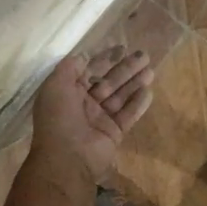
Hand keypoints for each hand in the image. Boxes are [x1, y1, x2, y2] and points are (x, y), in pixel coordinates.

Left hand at [27, 46, 153, 191]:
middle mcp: (84, 103)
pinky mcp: (113, 132)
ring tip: (151, 70)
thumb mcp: (56, 85)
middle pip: (108, 81)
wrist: (67, 158)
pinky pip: (128, 115)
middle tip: (144, 55)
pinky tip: (149, 91)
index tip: (122, 47)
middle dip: (125, 68)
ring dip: (135, 82)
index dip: (104, 58)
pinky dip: (138, 103)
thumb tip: (84, 55)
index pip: (89, 70)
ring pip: (120, 96)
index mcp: (68, 91)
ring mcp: (100, 119)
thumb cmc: (59, 118)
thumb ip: (69, 68)